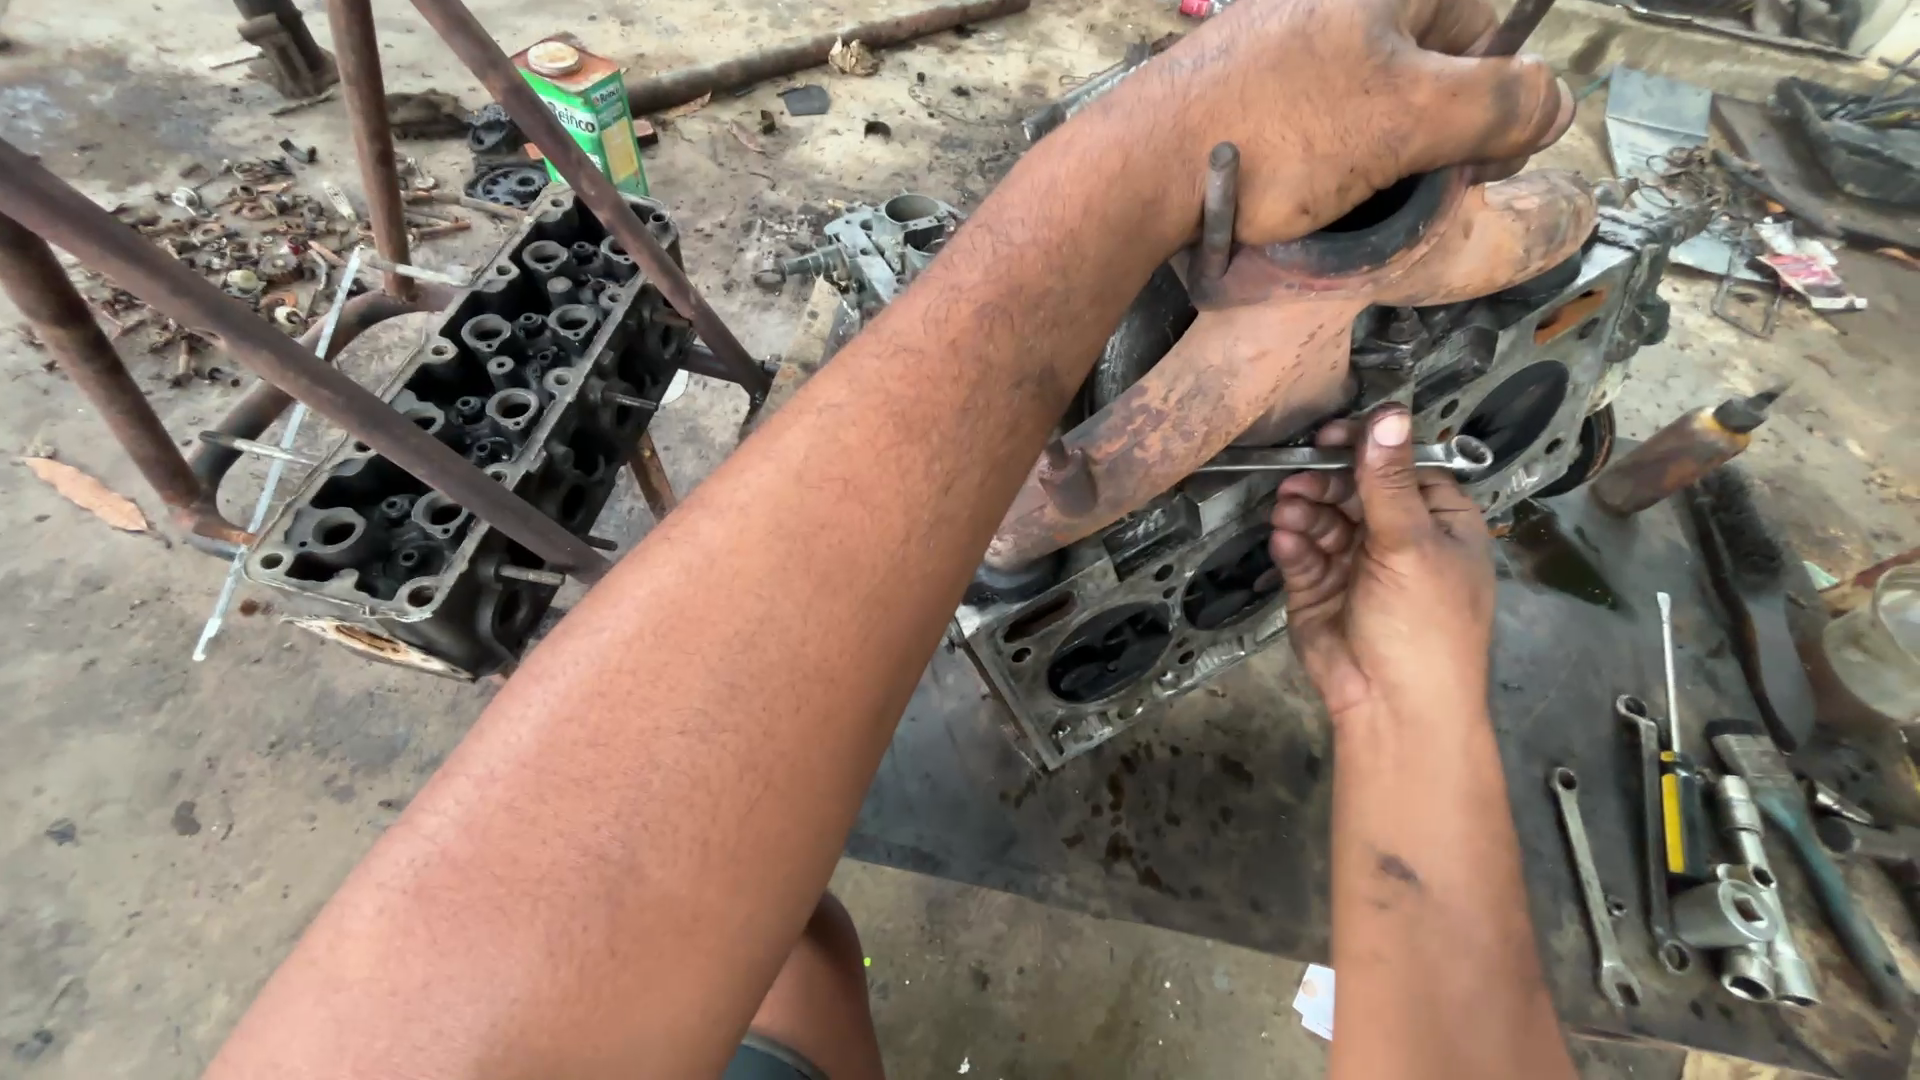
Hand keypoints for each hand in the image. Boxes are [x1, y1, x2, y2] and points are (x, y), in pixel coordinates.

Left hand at [1119, 0, 1574, 244]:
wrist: (1141, 168)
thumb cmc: (1282, 136)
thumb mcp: (1412, 119)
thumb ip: (1501, 105)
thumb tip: (1556, 105)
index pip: (1481, 20)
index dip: (1493, 96)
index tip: (1473, 166)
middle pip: (1415, 60)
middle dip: (1424, 128)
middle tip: (1405, 190)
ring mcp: (1268, 39)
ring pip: (1352, 96)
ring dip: (1366, 149)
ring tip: (1345, 199)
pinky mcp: (1228, 85)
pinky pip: (1297, 117)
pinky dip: (1310, 153)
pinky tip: (1295, 191)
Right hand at [1267, 408, 1495, 723]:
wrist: (1391, 703)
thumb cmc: (1423, 622)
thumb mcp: (1410, 543)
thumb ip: (1387, 480)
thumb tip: (1389, 412)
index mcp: (1436, 521)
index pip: (1398, 467)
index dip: (1364, 449)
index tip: (1327, 436)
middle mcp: (1394, 537)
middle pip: (1350, 490)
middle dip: (1323, 484)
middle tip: (1296, 481)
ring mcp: (1353, 563)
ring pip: (1320, 520)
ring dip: (1302, 513)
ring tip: (1288, 514)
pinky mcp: (1317, 588)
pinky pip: (1301, 555)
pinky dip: (1292, 546)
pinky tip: (1286, 543)